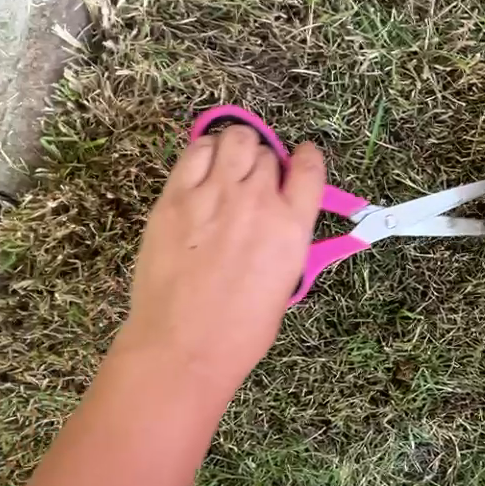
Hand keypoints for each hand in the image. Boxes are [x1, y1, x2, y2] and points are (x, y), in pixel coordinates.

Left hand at [117, 123, 325, 384]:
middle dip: (265, 163)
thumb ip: (286, 242)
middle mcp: (257, 202)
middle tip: (254, 181)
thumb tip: (279, 222)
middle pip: (267, 154)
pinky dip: (204, 153)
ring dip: (237, 149)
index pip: (309, 168)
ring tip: (229, 167)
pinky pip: (194, 152)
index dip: (306, 158)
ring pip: (234, 140)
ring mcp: (213, 195)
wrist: (185, 345)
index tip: (301, 160)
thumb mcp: (285, 284)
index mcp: (292, 228)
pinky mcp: (175, 197)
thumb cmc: (240, 330)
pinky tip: (203, 170)